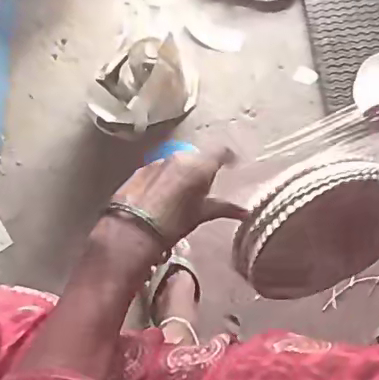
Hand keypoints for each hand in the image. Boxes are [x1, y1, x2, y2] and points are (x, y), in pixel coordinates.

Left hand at [108, 143, 246, 249]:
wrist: (133, 227)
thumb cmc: (174, 222)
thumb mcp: (202, 214)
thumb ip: (225, 208)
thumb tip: (245, 212)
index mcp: (200, 165)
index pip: (221, 152)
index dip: (228, 157)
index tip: (231, 164)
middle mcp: (180, 157)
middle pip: (198, 157)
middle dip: (203, 168)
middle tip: (205, 185)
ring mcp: (158, 161)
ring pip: (178, 162)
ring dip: (183, 172)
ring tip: (182, 191)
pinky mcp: (141, 169)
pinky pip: (160, 168)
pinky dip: (166, 177)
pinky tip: (162, 194)